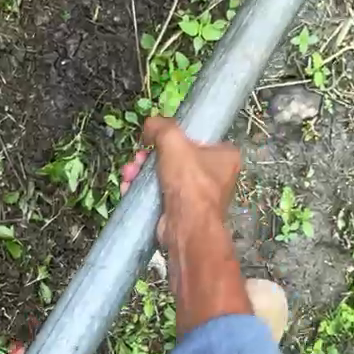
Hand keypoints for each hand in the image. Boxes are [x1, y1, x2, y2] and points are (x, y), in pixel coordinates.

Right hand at [121, 116, 242, 256]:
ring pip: (164, 176)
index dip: (176, 138)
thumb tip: (150, 125)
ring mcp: (198, 197)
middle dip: (150, 157)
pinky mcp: (181, 212)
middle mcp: (216, 177)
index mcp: (225, 157)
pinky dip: (143, 190)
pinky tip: (128, 186)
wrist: (186, 228)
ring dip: (142, 172)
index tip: (157, 140)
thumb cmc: (189, 182)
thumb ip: (161, 127)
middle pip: (176, 158)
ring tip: (129, 173)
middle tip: (138, 158)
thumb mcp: (174, 142)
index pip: (199, 140)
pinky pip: (159, 194)